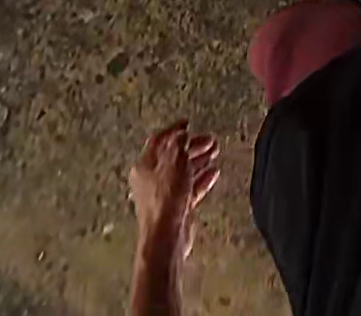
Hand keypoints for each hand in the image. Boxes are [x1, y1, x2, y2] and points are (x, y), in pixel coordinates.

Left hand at [129, 121, 219, 258]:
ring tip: (215, 152)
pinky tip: (213, 173)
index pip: (159, 140)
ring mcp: (162, 195)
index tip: (188, 123)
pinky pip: (189, 188)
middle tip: (209, 139)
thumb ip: (179, 143)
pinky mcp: (174, 208)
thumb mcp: (176, 160)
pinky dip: (201, 179)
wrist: (166, 237)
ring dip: (199, 160)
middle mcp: (150, 180)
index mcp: (145, 166)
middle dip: (192, 145)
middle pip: (173, 155)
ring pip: (183, 171)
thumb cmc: (166, 198)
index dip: (174, 129)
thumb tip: (182, 135)